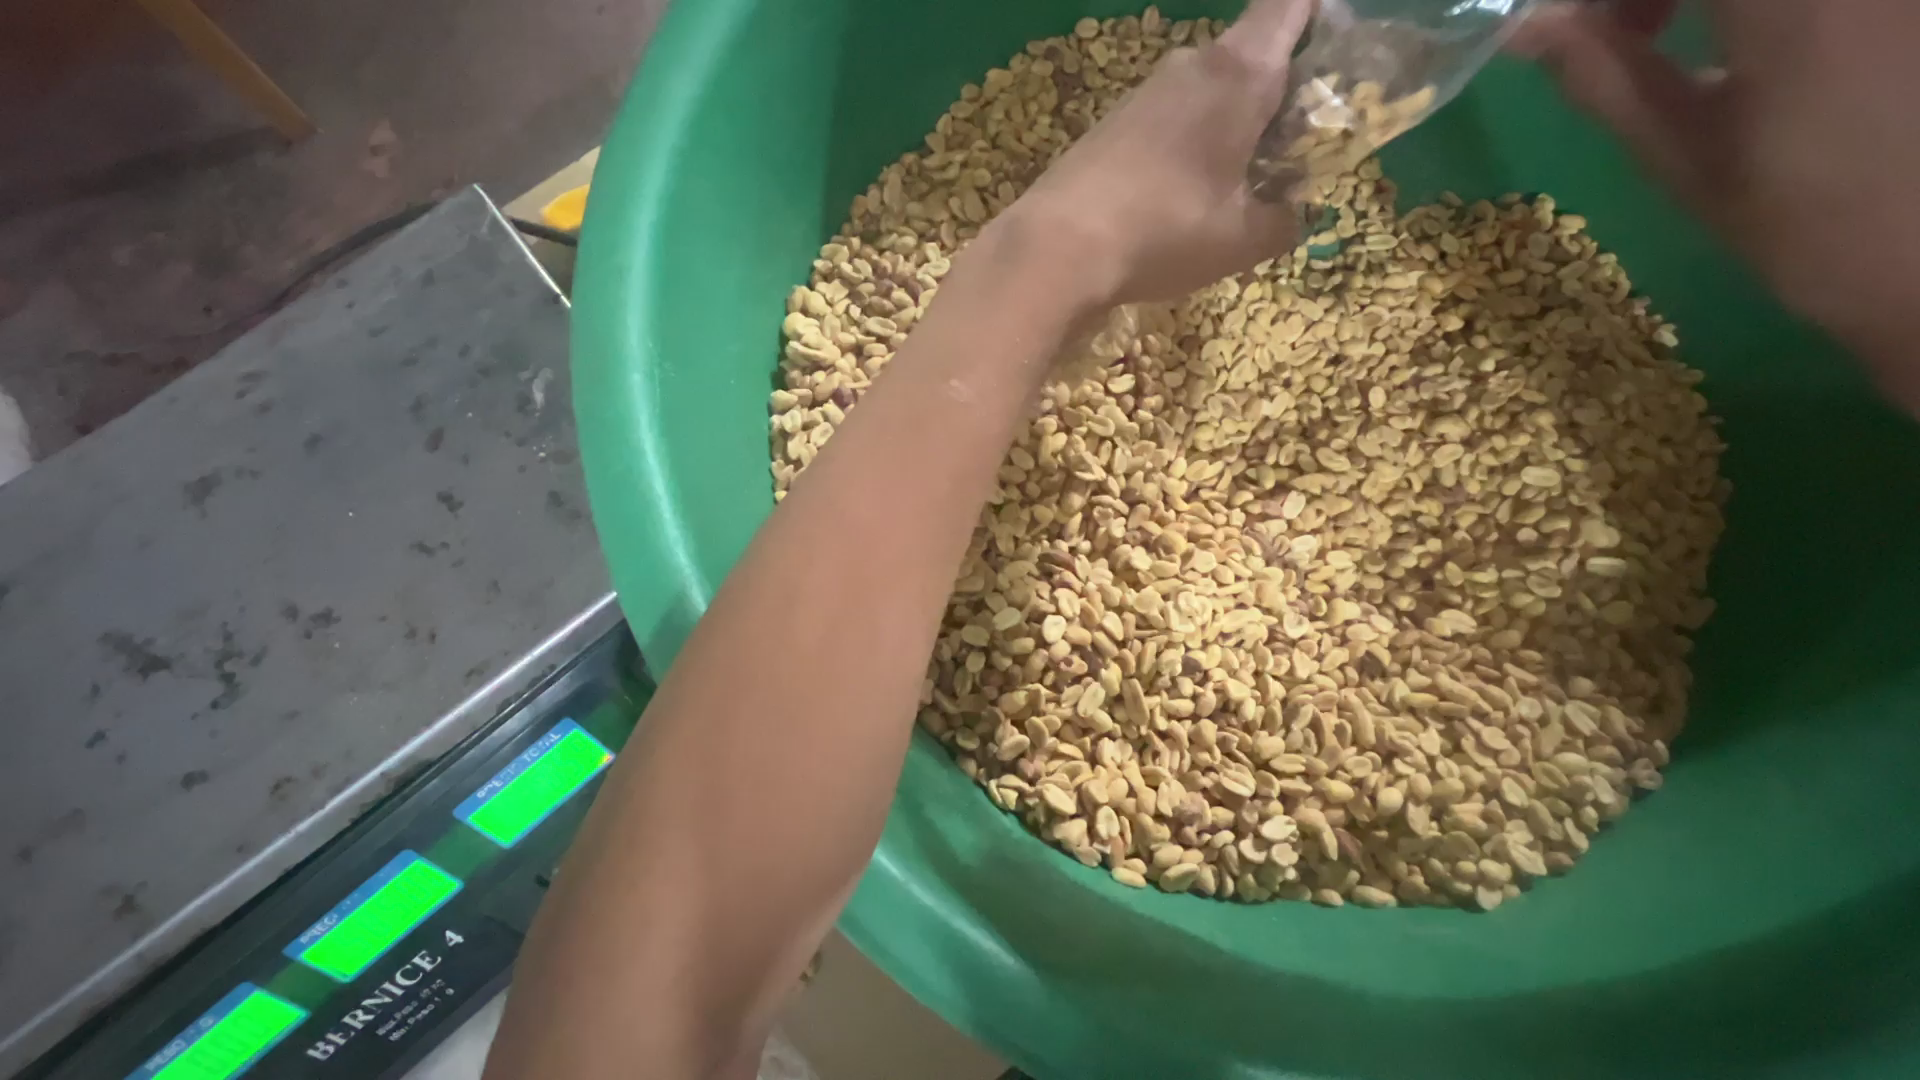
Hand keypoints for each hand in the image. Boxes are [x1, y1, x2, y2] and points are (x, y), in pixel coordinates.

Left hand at [994, 0, 1313, 309]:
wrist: (1055, 251)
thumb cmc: (1165, 233)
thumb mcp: (1242, 240)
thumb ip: (1284, 221)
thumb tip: (1295, 214)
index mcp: (1240, 74)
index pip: (1290, 6)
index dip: (1315, 15)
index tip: (1329, 50)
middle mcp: (1191, 67)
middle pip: (1248, 57)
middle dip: (1274, 94)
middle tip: (1288, 150)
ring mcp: (1142, 95)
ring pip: (1203, 94)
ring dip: (1225, 127)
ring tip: (1232, 186)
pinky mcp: (1108, 127)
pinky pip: (1165, 123)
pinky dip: (1184, 147)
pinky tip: (1177, 199)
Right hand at [1514, 0, 1919, 410]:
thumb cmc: (1807, 223)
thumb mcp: (1685, 155)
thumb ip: (1604, 76)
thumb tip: (1527, 27)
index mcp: (1791, 3)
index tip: (1567, 23)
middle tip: (1624, 28)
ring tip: (1672, 30)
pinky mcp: (1902, 1)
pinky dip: (1750, 4)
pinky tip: (1747, 31)